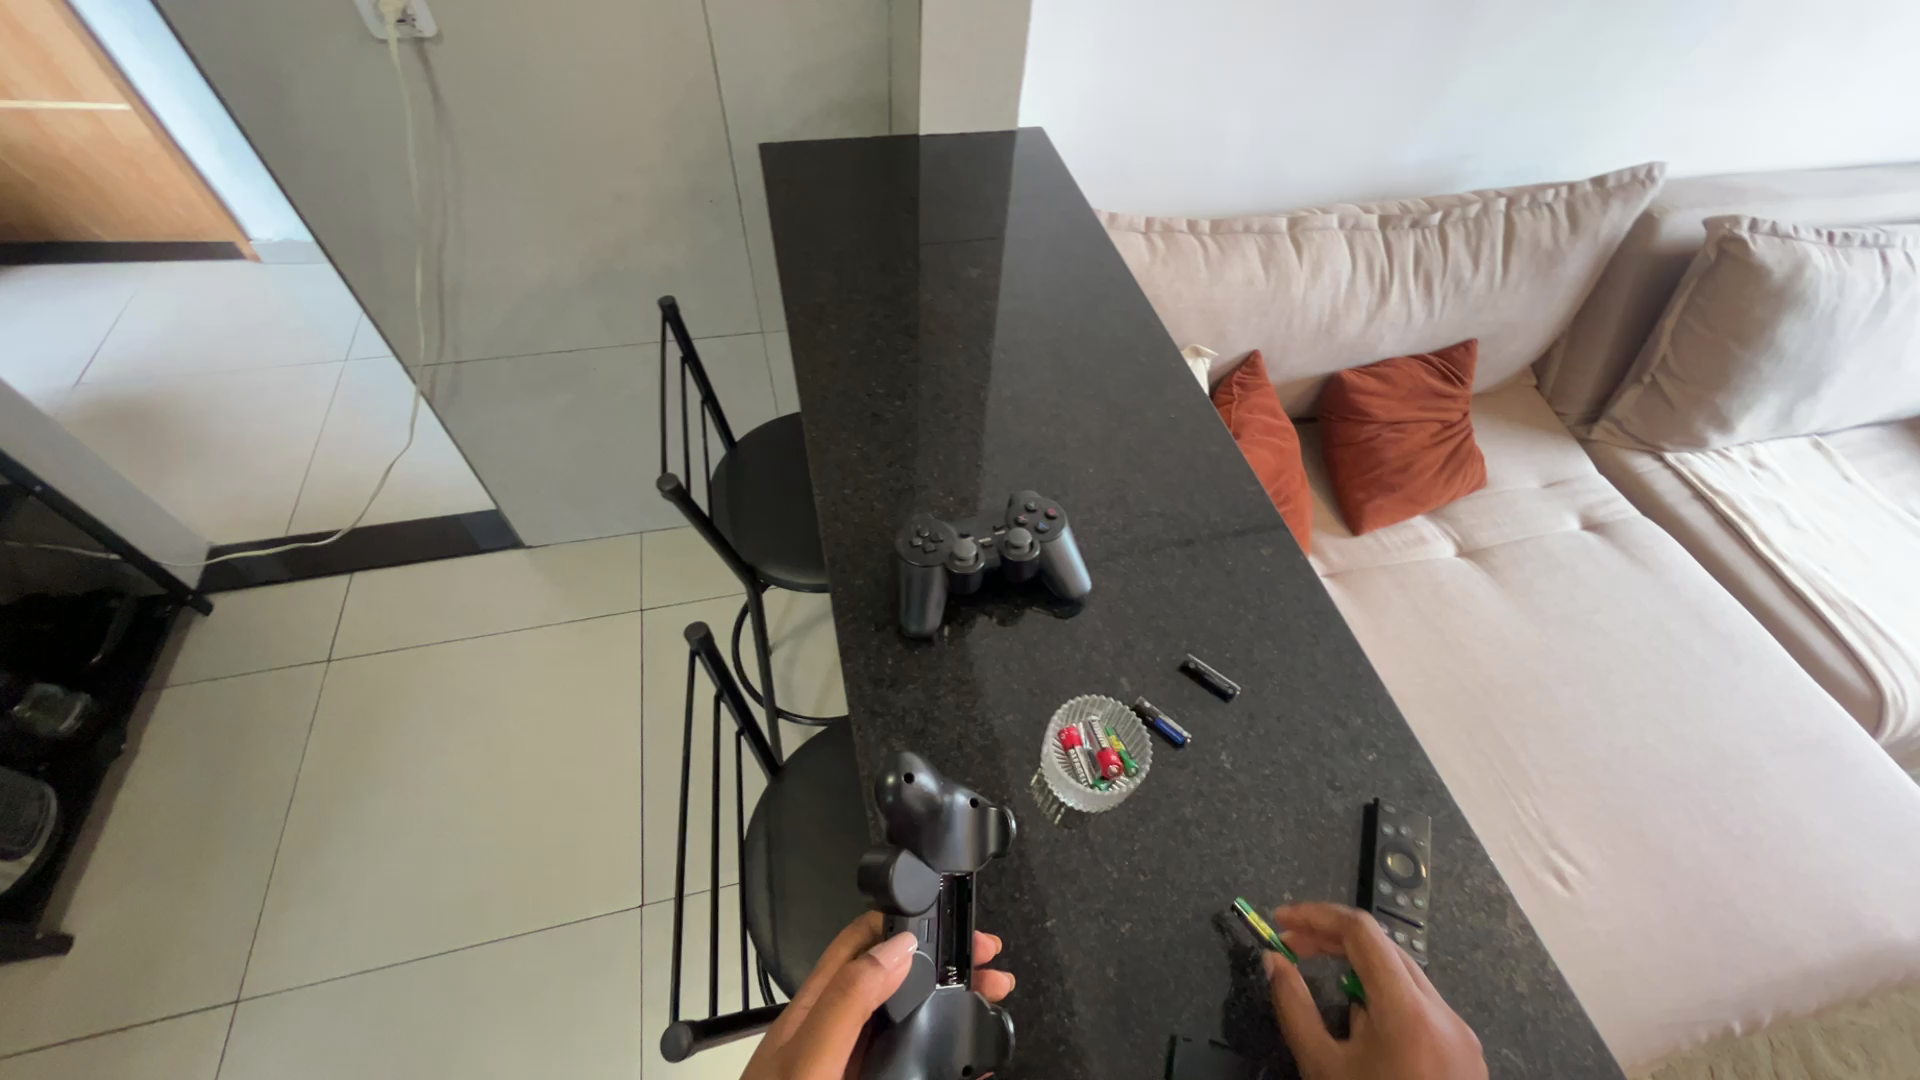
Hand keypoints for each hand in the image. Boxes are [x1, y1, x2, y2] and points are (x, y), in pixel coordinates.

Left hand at [741, 911, 1015, 1079]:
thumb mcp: (808, 1059)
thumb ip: (848, 1000)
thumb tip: (898, 945)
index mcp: (817, 1007)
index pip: (862, 942)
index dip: (906, 922)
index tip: (951, 921)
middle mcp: (838, 1032)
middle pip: (899, 979)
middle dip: (946, 963)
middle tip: (990, 964)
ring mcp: (857, 1066)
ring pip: (913, 1021)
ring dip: (955, 1004)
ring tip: (994, 1000)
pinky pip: (918, 1066)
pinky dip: (952, 1056)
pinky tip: (976, 1060)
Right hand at [1263, 903, 1485, 1079]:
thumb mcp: (1322, 1068)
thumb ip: (1292, 1005)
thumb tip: (1273, 960)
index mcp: (1408, 1011)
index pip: (1361, 931)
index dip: (1316, 915)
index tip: (1281, 921)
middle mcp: (1443, 1013)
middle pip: (1383, 946)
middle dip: (1332, 938)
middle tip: (1291, 947)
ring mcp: (1461, 1035)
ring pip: (1402, 973)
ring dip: (1357, 966)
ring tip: (1325, 995)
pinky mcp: (1466, 1055)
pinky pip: (1419, 1004)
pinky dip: (1382, 996)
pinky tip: (1362, 1029)